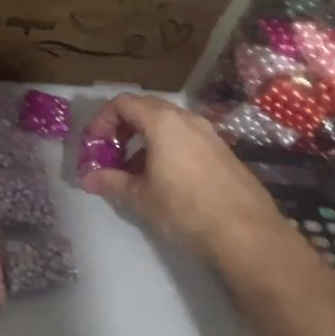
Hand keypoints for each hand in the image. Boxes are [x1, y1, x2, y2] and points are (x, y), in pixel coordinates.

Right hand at [83, 93, 289, 260]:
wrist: (246, 232)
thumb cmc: (186, 208)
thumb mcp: (141, 197)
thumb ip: (112, 182)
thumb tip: (87, 179)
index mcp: (162, 122)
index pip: (122, 103)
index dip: (102, 120)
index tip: (94, 145)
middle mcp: (186, 118)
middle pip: (145, 108)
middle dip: (122, 127)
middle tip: (110, 153)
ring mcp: (208, 133)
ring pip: (167, 123)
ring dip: (144, 139)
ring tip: (134, 170)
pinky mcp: (222, 150)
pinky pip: (186, 136)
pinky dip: (166, 147)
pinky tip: (164, 178)